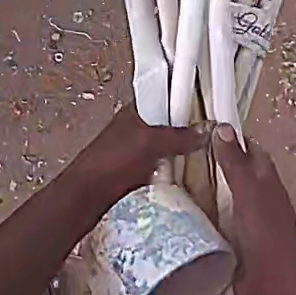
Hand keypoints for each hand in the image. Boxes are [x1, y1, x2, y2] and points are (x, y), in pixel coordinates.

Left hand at [65, 104, 205, 201]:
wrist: (87, 197)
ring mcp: (136, 152)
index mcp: (135, 111)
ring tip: (203, 160)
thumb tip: (206, 130)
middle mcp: (136, 129)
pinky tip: (186, 179)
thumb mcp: (150, 142)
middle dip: (186, 133)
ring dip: (180, 156)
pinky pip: (162, 169)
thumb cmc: (113, 160)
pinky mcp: (137, 174)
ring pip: (167, 150)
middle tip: (209, 139)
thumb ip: (178, 135)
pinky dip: (172, 173)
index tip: (207, 109)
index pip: (164, 97)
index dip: (183, 101)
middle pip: (168, 126)